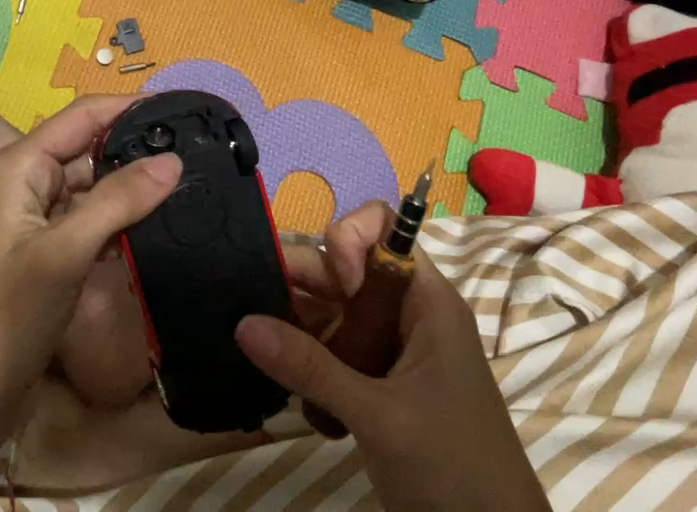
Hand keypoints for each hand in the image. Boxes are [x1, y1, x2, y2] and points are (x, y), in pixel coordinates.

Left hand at [0, 96, 180, 510]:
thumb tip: (174, 159)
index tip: (183, 108)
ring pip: (93, 185)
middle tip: (200, 154)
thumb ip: (117, 201)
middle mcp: (28, 181)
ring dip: (133, 187)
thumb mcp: (65, 252)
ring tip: (192, 185)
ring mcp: (38, 216)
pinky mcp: (49, 249)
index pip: (82, 116)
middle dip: (137, 149)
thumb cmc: (8, 313)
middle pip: (89, 148)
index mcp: (20, 165)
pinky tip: (159, 225)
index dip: (128, 107)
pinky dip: (120, 219)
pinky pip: (91, 218)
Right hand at [236, 202, 549, 511]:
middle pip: (342, 268)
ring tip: (270, 362)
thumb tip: (242, 323)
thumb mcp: (380, 416)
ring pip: (328, 310)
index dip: (349, 239)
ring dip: (296, 332)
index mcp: (425, 301)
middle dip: (302, 287)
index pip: (384, 229)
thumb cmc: (454, 467)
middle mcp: (404, 313)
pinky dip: (305, 365)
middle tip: (261, 316)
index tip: (333, 282)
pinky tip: (294, 399)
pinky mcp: (373, 381)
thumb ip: (311, 368)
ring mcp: (388, 348)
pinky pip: (327, 350)